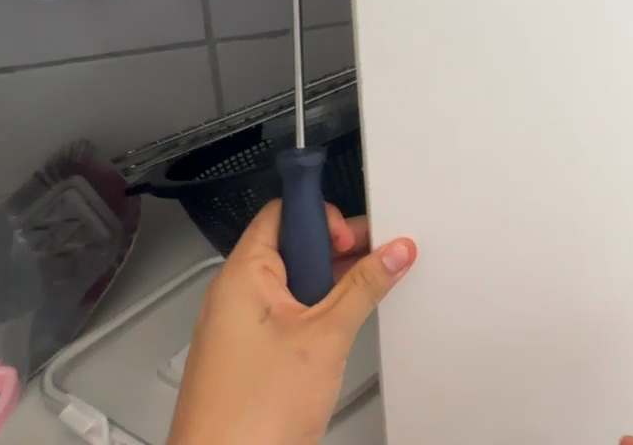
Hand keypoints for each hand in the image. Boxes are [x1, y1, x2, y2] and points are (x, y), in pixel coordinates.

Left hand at [168, 201, 416, 444]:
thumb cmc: (246, 421)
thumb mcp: (327, 336)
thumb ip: (366, 285)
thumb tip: (394, 251)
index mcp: (244, 276)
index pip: (285, 212)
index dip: (325, 212)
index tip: (358, 223)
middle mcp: (238, 295)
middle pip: (297, 243)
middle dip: (340, 248)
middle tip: (374, 259)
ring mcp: (245, 326)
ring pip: (298, 279)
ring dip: (335, 281)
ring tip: (365, 294)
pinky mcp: (255, 353)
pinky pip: (293, 310)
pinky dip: (323, 309)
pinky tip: (345, 324)